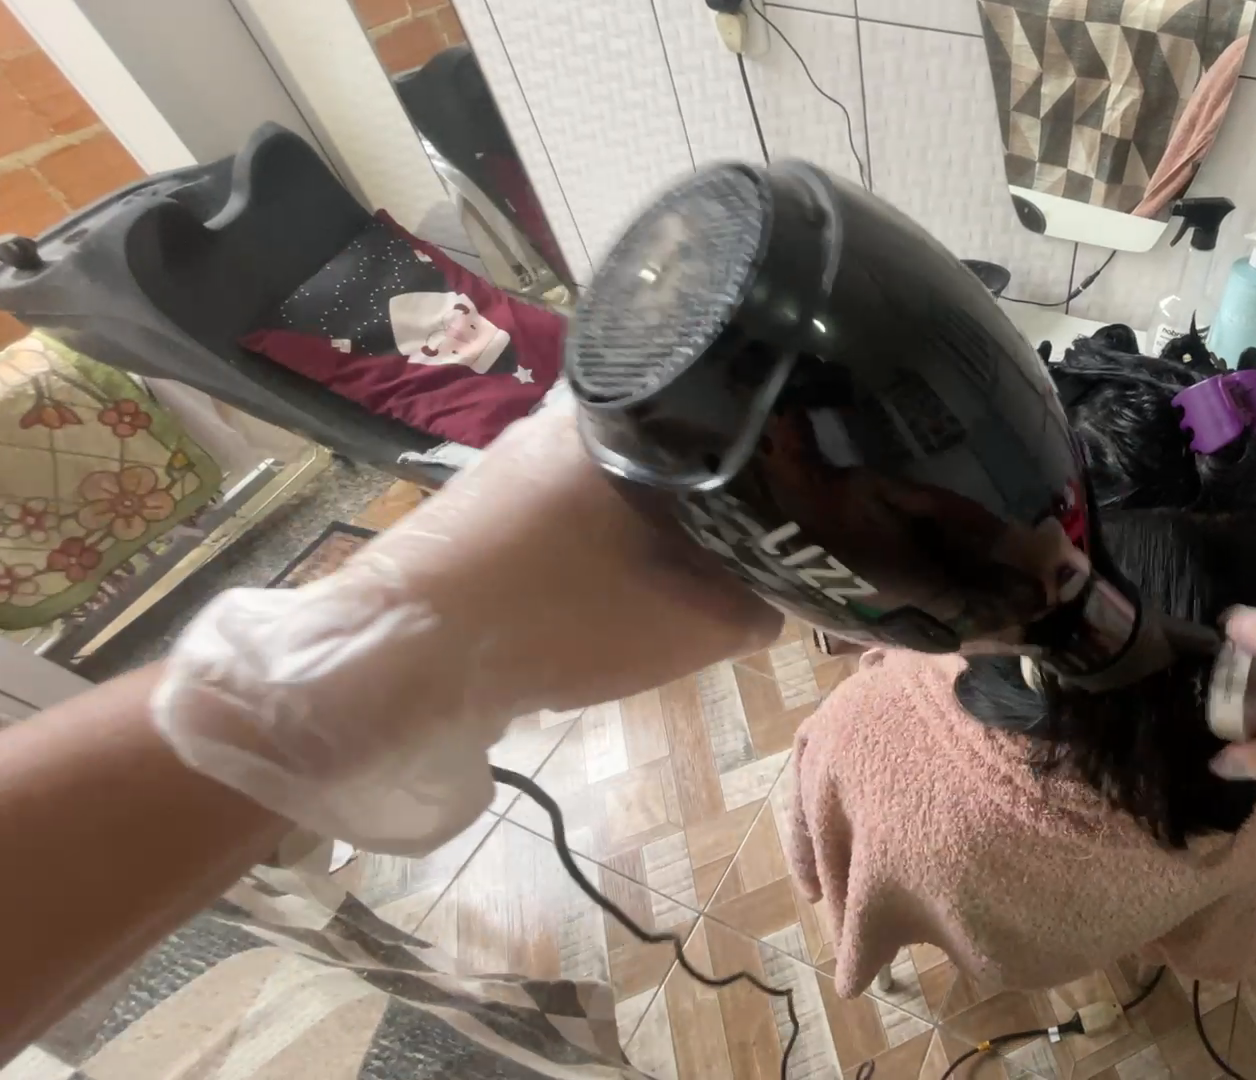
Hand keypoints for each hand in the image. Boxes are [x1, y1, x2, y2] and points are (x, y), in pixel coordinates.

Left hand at [334, 403, 780, 713]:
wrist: (393, 666)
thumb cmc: (556, 626)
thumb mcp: (689, 629)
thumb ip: (758, 608)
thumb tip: (782, 594)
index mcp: (630, 424)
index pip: (734, 425)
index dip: (770, 471)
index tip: (785, 510)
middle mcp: (573, 418)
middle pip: (686, 453)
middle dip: (717, 502)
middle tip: (738, 548)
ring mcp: (524, 450)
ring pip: (634, 478)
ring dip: (662, 520)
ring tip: (680, 568)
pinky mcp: (492, 490)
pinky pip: (582, 499)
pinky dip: (612, 532)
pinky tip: (612, 576)